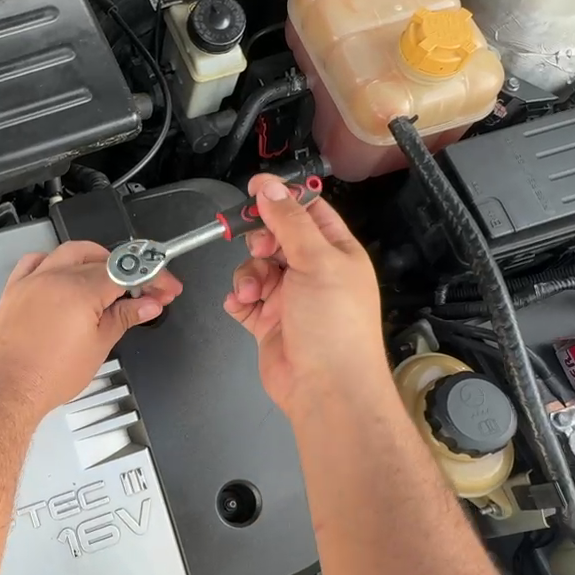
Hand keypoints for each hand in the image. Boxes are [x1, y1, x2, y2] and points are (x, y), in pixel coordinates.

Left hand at [0, 241, 180, 417]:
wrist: (9, 389)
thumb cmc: (48, 375)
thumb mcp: (99, 346)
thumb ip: (124, 318)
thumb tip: (147, 305)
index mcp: (81, 290)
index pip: (126, 272)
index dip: (151, 277)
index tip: (165, 286)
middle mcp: (55, 278)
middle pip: (102, 261)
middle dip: (127, 273)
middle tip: (142, 291)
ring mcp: (32, 281)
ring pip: (69, 253)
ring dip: (93, 259)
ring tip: (106, 279)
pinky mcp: (14, 290)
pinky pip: (34, 261)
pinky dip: (53, 262)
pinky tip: (61, 273)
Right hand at [223, 174, 388, 417]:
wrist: (324, 388)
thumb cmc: (335, 326)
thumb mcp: (315, 260)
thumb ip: (288, 221)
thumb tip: (270, 187)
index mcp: (336, 253)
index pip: (308, 212)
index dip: (281, 198)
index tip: (254, 189)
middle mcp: (314, 273)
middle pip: (276, 239)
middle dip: (259, 241)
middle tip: (256, 248)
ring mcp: (290, 299)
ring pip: (255, 268)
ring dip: (246, 275)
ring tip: (252, 292)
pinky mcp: (269, 323)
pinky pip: (244, 300)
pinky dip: (238, 299)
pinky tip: (240, 304)